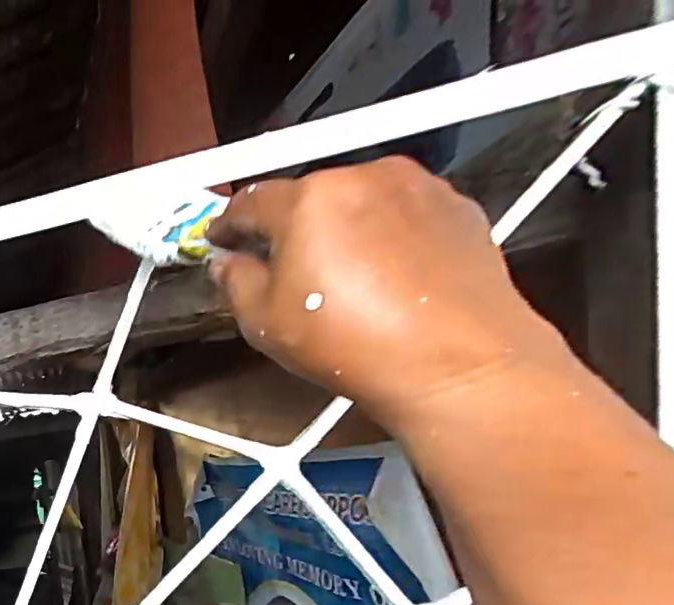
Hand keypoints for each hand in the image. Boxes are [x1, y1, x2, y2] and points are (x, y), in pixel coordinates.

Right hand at [206, 157, 573, 430]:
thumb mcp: (261, 317)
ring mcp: (417, 188)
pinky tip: (367, 279)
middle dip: (281, 228)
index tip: (219, 240)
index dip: (226, 224)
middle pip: (304, 197)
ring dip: (329, 230)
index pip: (250, 201)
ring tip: (323, 280)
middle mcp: (366, 178)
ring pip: (350, 202)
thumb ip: (235, 280)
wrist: (447, 356)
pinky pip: (393, 213)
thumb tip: (229, 265)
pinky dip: (373, 236)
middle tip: (268, 268)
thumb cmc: (352, 338)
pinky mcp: (454, 206)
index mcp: (310, 200)